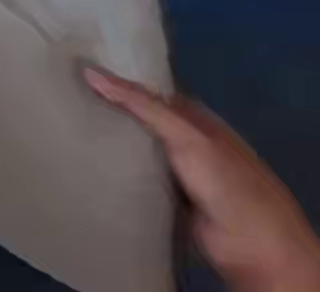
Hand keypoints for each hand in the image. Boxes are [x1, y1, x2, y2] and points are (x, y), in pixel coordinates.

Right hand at [83, 67, 319, 291]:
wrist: (258, 255)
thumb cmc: (230, 187)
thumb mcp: (187, 138)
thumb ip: (141, 104)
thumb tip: (87, 69)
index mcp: (200, 121)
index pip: (152, 90)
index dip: (119, 76)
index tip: (78, 64)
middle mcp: (188, 141)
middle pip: (140, 116)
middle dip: (107, 104)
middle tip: (60, 86)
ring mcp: (176, 170)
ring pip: (134, 143)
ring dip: (107, 133)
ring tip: (60, 113)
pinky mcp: (164, 194)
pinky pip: (131, 169)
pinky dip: (110, 160)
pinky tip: (80, 149)